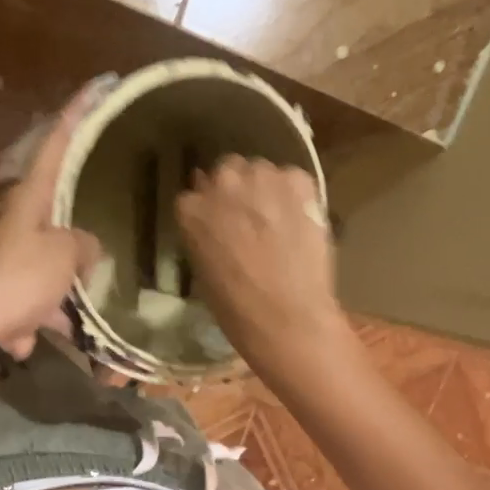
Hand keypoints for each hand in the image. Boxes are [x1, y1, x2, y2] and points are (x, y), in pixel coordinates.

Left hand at [0, 88, 104, 359]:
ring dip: (86, 260)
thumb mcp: (64, 252)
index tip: (99, 86)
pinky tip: (96, 316)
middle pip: (62, 195)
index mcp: (30, 198)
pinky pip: (61, 291)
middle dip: (88, 185)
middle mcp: (25, 222)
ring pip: (65, 248)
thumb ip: (85, 242)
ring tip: (119, 258)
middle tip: (120, 171)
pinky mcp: (27, 293)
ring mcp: (25, 258)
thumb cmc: (21, 281)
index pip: (56, 143)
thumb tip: (88, 249)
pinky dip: (74, 304)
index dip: (77, 114)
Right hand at [175, 157, 350, 372]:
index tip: (220, 229)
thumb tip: (218, 228)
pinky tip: (298, 221)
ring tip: (277, 222)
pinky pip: (292, 179)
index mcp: (191, 211)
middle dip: (236, 192)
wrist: (287, 317)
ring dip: (265, 190)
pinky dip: (294, 195)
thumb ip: (206, 238)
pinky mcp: (299, 181)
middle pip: (226, 173)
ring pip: (260, 172)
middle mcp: (223, 183)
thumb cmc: (237, 311)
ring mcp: (262, 178)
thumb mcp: (205, 272)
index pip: (193, 198)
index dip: (210, 214)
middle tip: (249, 222)